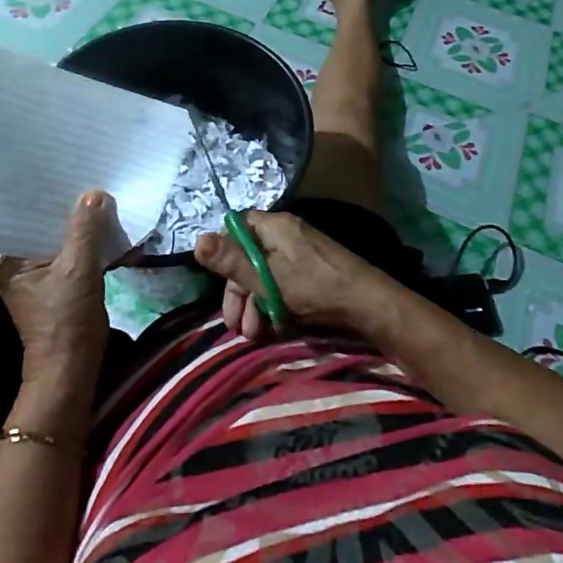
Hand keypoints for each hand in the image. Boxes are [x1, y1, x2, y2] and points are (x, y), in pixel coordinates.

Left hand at [0, 190, 114, 385]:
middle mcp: (23, 266)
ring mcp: (46, 276)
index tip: (70, 176)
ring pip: (68, 242)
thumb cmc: (65, 318)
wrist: (74, 365)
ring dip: (89, 229)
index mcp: (10, 262)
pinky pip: (81, 256)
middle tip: (95, 183)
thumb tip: (95, 193)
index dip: (49, 200)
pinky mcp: (68, 285)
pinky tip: (115, 232)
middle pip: (50, 230)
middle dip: (74, 212)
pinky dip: (96, 246)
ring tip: (109, 202)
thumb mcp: (77, 269)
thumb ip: (85, 231)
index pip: (28, 220)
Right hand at [193, 212, 390, 337]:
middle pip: (249, 258)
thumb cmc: (314, 285)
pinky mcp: (312, 273)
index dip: (224, 251)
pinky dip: (276, 306)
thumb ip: (232, 262)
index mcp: (275, 227)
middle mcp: (287, 235)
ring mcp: (301, 254)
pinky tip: (276, 328)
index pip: (238, 227)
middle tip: (236, 326)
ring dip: (256, 306)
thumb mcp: (267, 277)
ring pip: (266, 276)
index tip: (217, 280)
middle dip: (239, 294)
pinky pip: (284, 286)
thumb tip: (197, 240)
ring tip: (255, 335)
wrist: (365, 301)